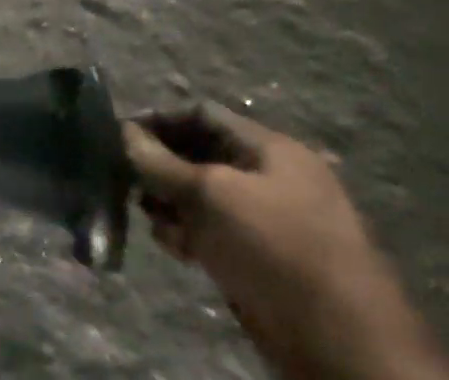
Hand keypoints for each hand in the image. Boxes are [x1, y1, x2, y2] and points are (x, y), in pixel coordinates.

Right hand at [127, 104, 446, 379]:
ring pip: (194, 193)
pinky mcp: (254, 249)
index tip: (116, 138)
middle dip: (157, 167)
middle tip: (129, 183)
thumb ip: (157, 160)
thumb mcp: (208, 192)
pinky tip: (180, 250)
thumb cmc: (272, 244)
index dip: (156, 120)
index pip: (200, 114)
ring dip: (166, 204)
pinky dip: (184, 232)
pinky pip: (206, 227)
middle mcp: (269, 176)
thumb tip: (121, 132)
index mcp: (271, 150)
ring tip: (157, 222)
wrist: (333, 334)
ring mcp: (263, 215)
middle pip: (194, 153)